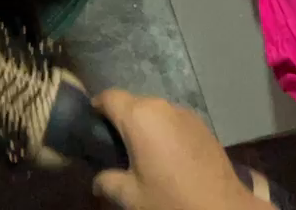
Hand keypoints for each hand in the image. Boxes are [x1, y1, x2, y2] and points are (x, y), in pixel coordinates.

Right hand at [91, 89, 262, 209]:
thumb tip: (97, 181)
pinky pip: (173, 120)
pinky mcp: (202, 124)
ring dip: (146, 125)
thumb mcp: (133, 198)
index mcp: (138, 117)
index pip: (108, 97)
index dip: (96, 107)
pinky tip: (171, 158)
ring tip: (146, 155)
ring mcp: (183, 113)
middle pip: (132, 103)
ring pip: (154, 111)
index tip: (93, 126)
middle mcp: (160, 106)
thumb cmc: (172, 201)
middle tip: (118, 148)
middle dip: (122, 120)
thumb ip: (109, 183)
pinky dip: (166, 131)